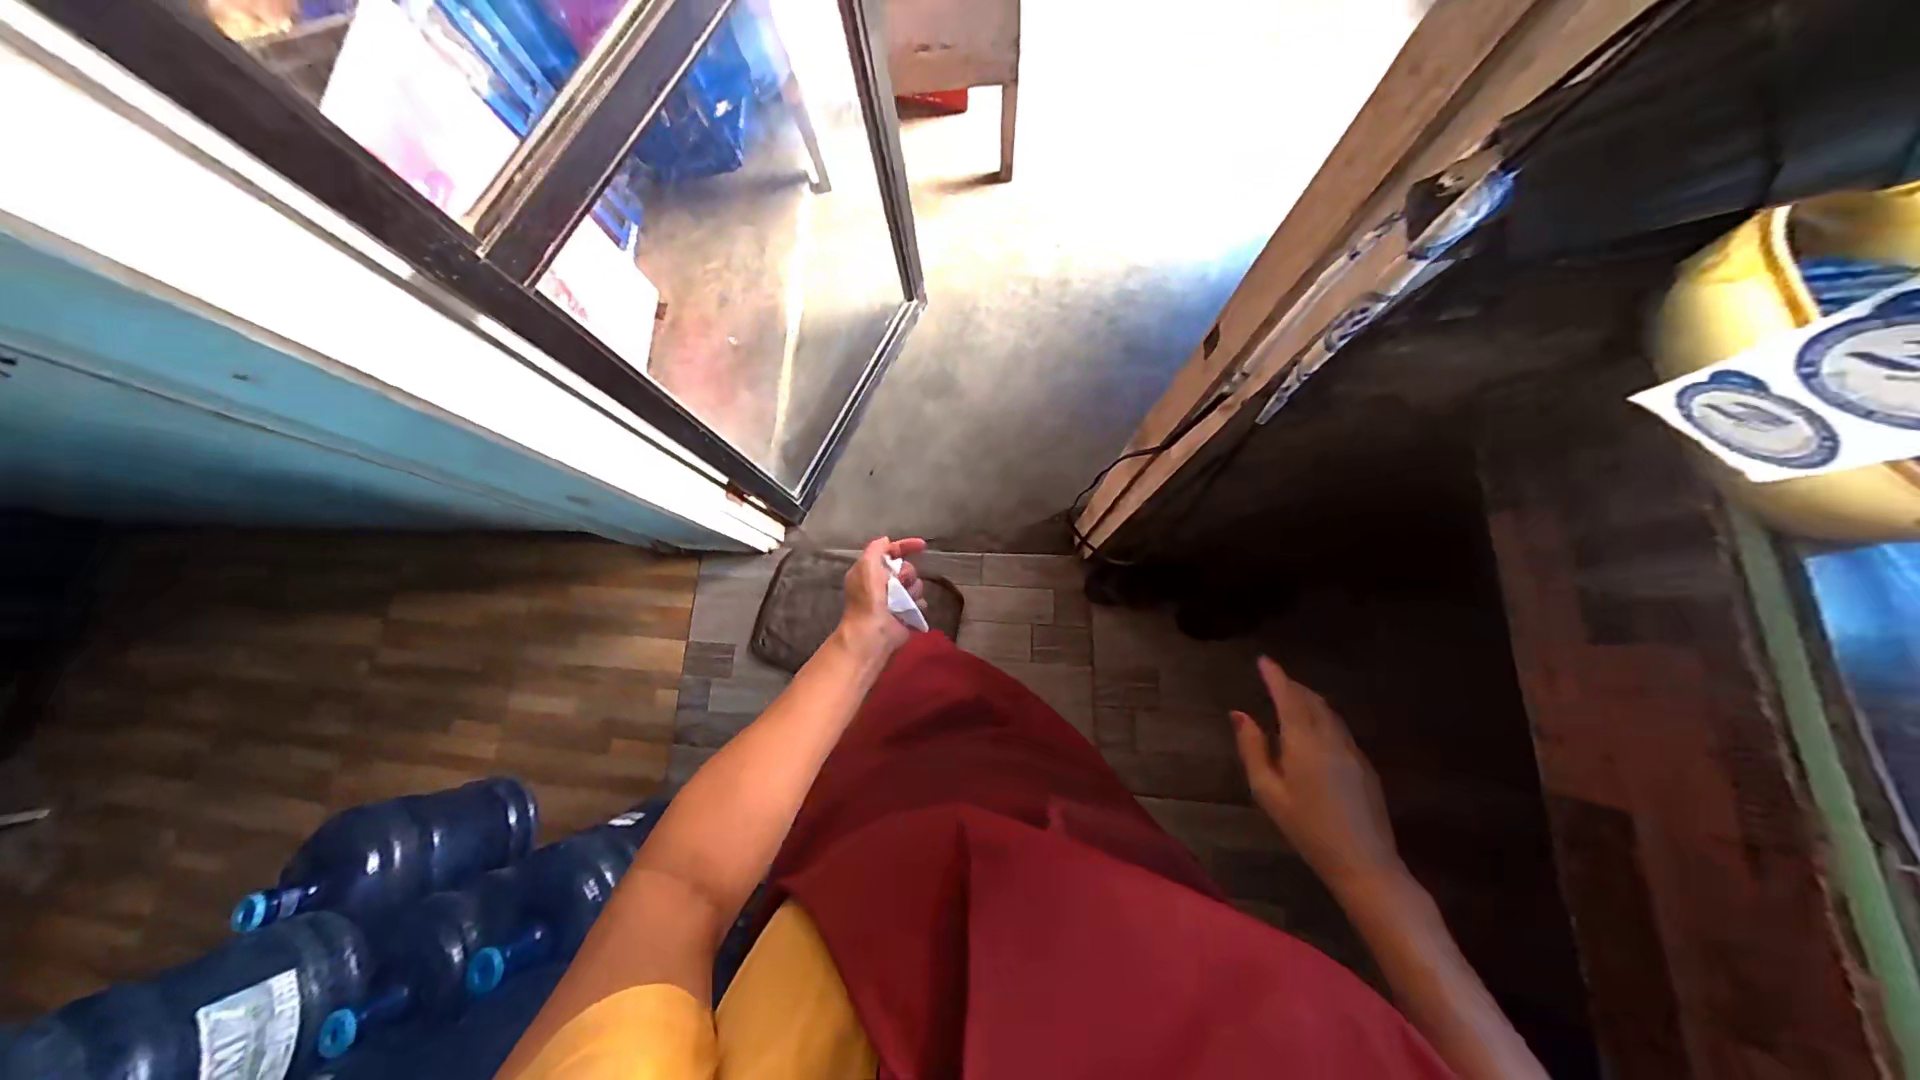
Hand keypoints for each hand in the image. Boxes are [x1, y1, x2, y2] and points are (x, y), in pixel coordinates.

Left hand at [838, 537, 927, 656]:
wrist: (873, 630)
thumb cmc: (868, 596)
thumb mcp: (866, 565)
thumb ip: (876, 548)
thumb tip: (887, 541)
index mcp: (872, 570)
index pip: (892, 552)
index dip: (906, 546)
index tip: (922, 545)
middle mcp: (884, 583)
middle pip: (907, 568)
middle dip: (906, 573)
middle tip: (899, 583)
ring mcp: (896, 599)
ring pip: (916, 584)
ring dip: (912, 590)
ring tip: (903, 600)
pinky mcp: (906, 613)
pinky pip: (920, 601)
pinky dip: (917, 604)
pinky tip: (910, 609)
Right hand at [1231, 656, 1403, 891]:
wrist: (1364, 863)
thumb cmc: (1306, 828)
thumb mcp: (1267, 791)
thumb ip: (1252, 748)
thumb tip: (1240, 714)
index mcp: (1304, 741)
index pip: (1288, 696)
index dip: (1275, 676)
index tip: (1263, 660)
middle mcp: (1331, 738)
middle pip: (1311, 700)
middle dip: (1292, 685)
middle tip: (1273, 679)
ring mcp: (1352, 751)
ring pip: (1328, 713)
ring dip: (1308, 699)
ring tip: (1290, 699)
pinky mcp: (1364, 765)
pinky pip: (1339, 728)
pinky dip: (1321, 717)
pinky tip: (1312, 730)